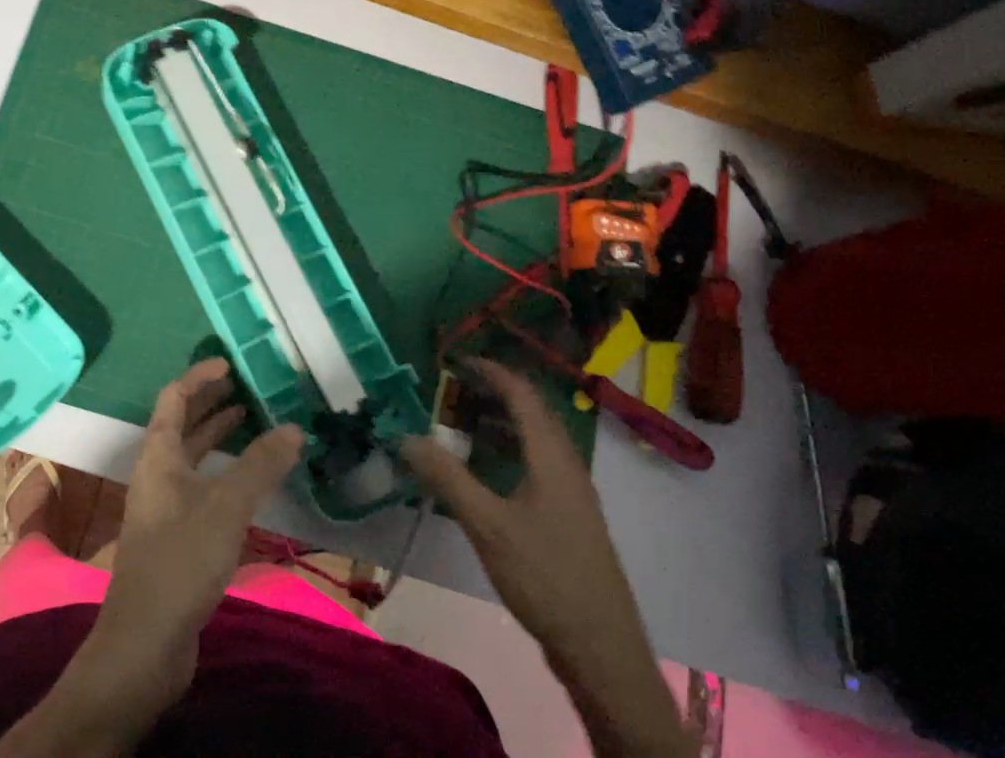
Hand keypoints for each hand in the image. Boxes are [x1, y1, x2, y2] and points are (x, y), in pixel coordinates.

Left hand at [0, 359, 303, 757]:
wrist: (146, 642)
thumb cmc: (180, 564)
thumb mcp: (225, 509)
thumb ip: (259, 467)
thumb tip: (293, 427)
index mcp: (158, 459)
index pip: (173, 400)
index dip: (198, 377)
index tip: (230, 363)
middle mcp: (157, 477)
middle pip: (181, 428)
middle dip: (211, 405)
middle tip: (250, 388)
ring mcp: (164, 510)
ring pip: (193, 461)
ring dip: (220, 440)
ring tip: (256, 424)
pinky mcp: (177, 540)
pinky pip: (202, 491)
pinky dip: (226, 476)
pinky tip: (252, 484)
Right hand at [401, 357, 640, 659]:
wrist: (599, 644)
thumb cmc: (545, 575)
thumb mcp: (487, 525)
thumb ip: (446, 477)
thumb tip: (405, 436)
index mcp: (552, 457)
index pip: (522, 394)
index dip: (490, 371)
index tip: (453, 360)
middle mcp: (565, 465)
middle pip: (530, 413)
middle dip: (490, 394)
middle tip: (446, 390)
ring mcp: (569, 494)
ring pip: (532, 442)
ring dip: (496, 425)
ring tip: (455, 423)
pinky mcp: (566, 518)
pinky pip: (532, 466)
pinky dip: (504, 454)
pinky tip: (479, 473)